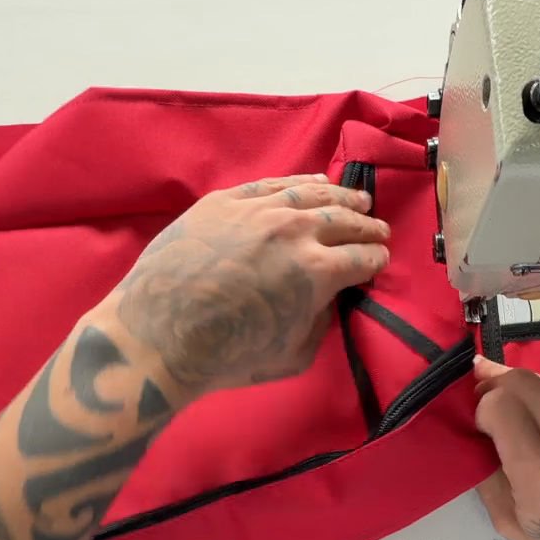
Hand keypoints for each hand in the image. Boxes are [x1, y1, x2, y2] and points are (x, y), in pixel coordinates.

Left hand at [112, 174, 390, 391]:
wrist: (160, 334)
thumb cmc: (228, 357)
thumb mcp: (293, 356)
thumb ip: (320, 323)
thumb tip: (326, 299)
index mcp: (318, 271)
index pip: (362, 258)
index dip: (376, 261)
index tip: (379, 262)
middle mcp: (295, 230)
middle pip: (344, 220)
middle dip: (367, 226)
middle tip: (378, 230)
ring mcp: (258, 209)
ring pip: (312, 194)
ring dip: (341, 197)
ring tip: (357, 199)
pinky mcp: (225, 201)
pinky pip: (272, 184)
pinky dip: (300, 182)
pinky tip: (314, 183)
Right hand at [472, 357, 539, 539]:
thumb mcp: (512, 524)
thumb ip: (486, 476)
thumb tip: (472, 434)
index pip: (500, 405)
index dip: (481, 406)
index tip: (477, 421)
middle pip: (523, 381)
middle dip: (496, 382)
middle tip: (483, 392)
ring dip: (522, 392)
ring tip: (511, 405)